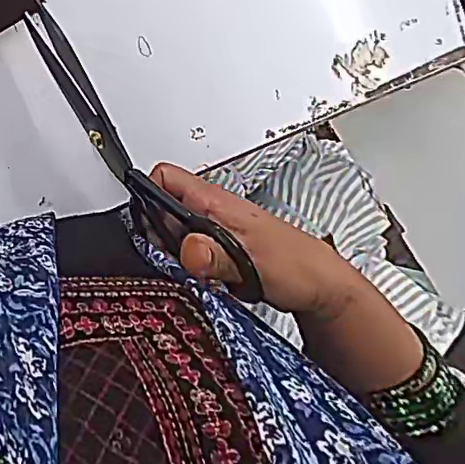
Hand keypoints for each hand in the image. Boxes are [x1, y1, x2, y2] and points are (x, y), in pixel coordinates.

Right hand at [149, 162, 426, 392]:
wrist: (321, 285)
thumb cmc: (295, 263)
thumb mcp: (251, 261)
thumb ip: (216, 256)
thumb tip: (186, 249)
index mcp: (214, 201)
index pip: (164, 178)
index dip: (146, 195)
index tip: (142, 223)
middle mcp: (211, 211)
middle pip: (162, 208)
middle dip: (156, 234)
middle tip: (166, 258)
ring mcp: (214, 230)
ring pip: (174, 232)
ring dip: (174, 254)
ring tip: (191, 272)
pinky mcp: (218, 249)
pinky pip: (189, 252)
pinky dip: (189, 267)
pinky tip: (204, 281)